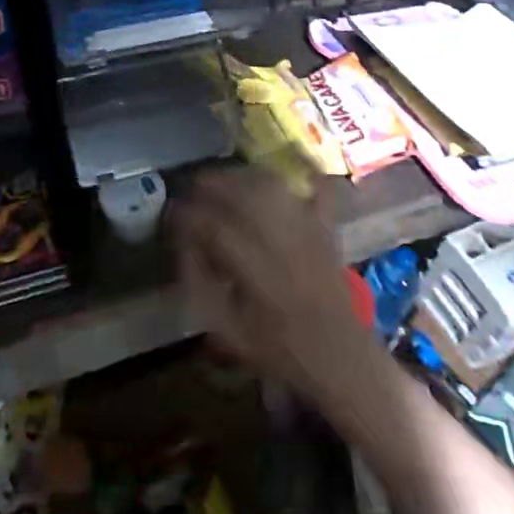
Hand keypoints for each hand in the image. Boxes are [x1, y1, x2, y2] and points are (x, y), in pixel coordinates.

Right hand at [169, 167, 387, 412]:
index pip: (216, 229)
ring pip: (273, 187)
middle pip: (244, 196)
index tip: (171, 215)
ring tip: (222, 180)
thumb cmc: (281, 350)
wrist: (341, 357)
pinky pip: (319, 188)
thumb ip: (201, 289)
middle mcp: (285, 244)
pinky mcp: (327, 228)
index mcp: (259, 274)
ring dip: (242, 176)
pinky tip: (289, 155)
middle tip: (189, 189)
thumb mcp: (228, 332)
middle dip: (211, 185)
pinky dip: (304, 168)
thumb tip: (182, 249)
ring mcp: (310, 231)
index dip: (188, 217)